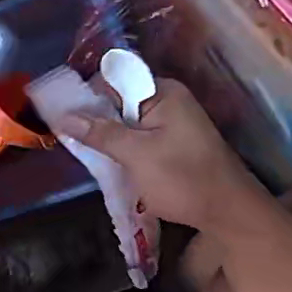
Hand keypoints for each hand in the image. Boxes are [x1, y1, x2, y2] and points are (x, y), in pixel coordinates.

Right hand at [50, 78, 265, 231]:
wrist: (228, 212)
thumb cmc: (183, 178)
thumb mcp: (136, 154)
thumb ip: (100, 133)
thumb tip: (63, 116)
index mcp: (163, 92)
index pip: (113, 80)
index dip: (87, 96)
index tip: (63, 118)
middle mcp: (168, 100)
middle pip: (119, 101)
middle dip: (95, 119)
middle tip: (70, 140)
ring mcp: (172, 123)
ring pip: (126, 122)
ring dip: (108, 137)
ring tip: (84, 153)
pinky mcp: (172, 144)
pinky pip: (138, 137)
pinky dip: (122, 148)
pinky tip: (108, 163)